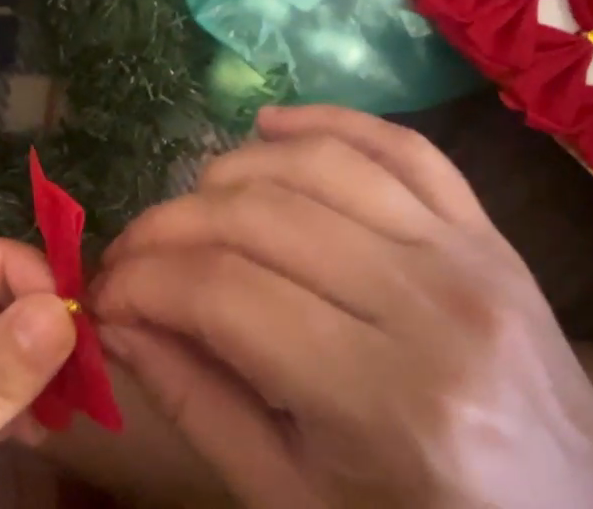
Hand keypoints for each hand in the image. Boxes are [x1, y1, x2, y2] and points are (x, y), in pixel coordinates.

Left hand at [0, 235, 76, 508]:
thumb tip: (63, 308)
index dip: (9, 266)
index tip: (69, 298)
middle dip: (34, 313)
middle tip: (93, 343)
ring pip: (0, 346)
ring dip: (42, 361)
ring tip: (86, 388)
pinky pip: (5, 397)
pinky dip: (35, 405)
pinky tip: (54, 429)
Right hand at [93, 105, 592, 508]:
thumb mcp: (292, 500)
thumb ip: (193, 402)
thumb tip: (113, 321)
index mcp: (389, 401)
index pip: (222, 291)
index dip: (141, 281)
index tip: (103, 295)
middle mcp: (434, 308)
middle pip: (257, 217)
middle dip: (165, 228)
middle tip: (128, 258)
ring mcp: (471, 258)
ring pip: (315, 167)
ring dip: (225, 174)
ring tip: (187, 213)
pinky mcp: (488, 235)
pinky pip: (400, 146)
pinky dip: (324, 122)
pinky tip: (266, 128)